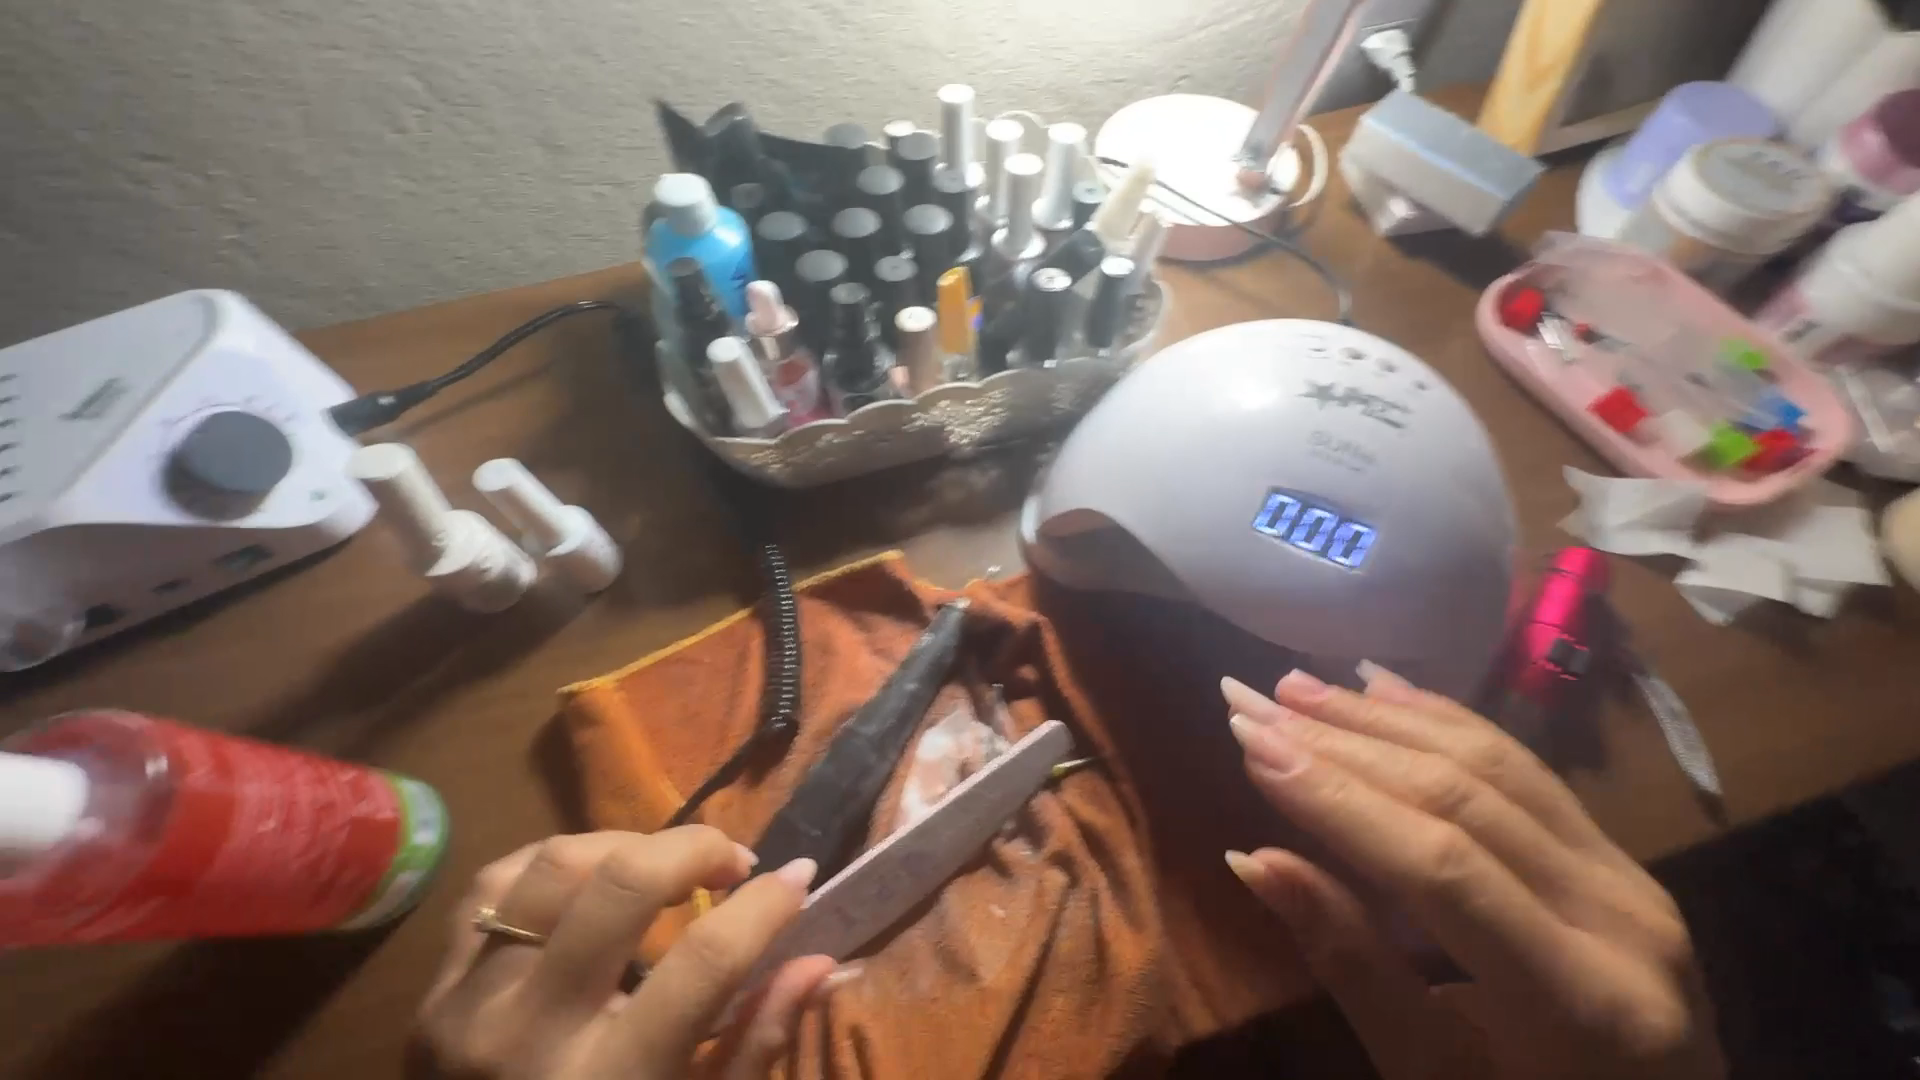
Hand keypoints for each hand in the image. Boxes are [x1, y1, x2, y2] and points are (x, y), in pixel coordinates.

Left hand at [411, 828, 852, 1078]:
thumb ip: (755, 1045)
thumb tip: (819, 961)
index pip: (703, 963)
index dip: (765, 907)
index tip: (799, 877)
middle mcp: (526, 1034)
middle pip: (624, 884)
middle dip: (698, 848)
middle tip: (735, 863)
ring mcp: (465, 1005)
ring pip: (558, 863)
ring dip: (630, 845)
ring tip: (666, 866)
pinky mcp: (432, 989)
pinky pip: (496, 881)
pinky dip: (557, 861)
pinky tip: (595, 878)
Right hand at [1222, 665, 1723, 1079]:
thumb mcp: (1429, 1073)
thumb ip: (1349, 963)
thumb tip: (1252, 860)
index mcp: (1584, 1001)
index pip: (1439, 864)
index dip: (1336, 798)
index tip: (1250, 743)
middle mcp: (1621, 917)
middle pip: (1461, 798)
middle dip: (1339, 741)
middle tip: (1250, 700)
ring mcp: (1628, 875)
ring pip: (1489, 764)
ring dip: (1379, 716)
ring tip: (1294, 685)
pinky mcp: (1615, 854)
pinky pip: (1520, 766)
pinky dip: (1440, 717)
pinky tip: (1379, 684)